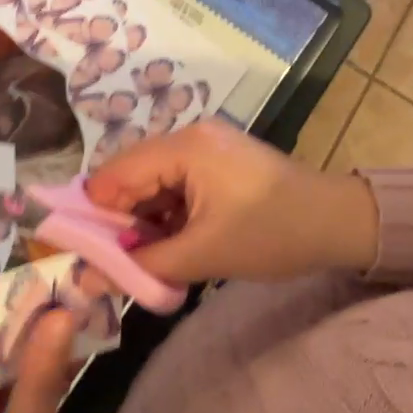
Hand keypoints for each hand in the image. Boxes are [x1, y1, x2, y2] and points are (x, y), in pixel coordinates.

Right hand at [84, 122, 378, 283]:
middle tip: (109, 266)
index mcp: (186, 146)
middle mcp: (191, 136)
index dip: (92, 214)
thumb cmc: (270, 233)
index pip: (115, 173)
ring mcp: (208, 146)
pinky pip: (176, 184)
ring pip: (153, 182)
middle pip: (132, 174)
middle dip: (118, 220)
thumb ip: (141, 264)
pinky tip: (168, 246)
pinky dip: (167, 214)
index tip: (78, 255)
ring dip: (143, 221)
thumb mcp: (203, 254)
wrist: (334, 221)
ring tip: (142, 262)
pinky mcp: (220, 162)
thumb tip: (86, 276)